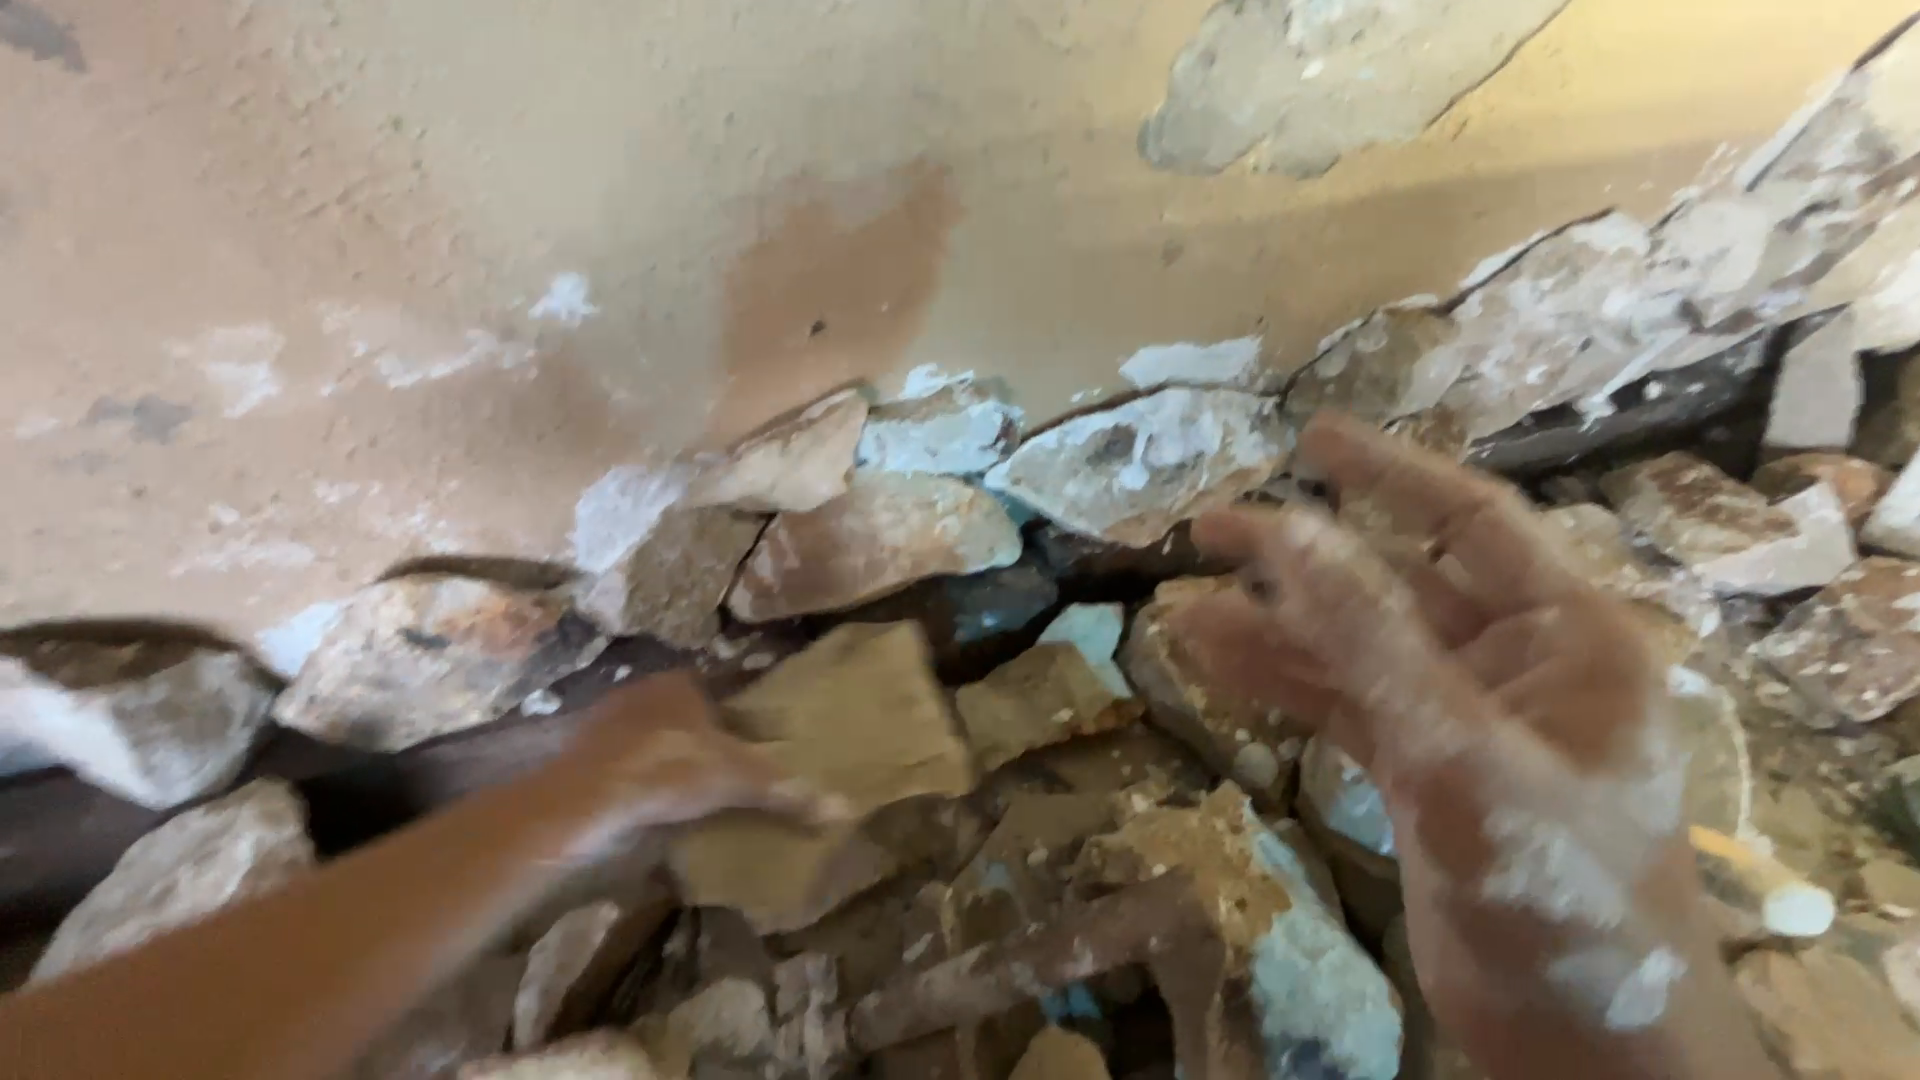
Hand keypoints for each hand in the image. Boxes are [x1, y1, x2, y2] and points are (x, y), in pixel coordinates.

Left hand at [558, 672, 845, 834]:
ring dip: (667, 756)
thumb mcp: (737, 780)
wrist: (583, 799)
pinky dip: (636, 777)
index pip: (723, 686)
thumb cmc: (668, 770)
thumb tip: (841, 809)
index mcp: (683, 683)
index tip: (754, 736)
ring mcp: (607, 719)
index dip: (740, 711)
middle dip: (703, 736)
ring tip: (690, 790)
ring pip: (651, 734)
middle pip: (687, 711)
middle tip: (727, 768)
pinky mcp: (581, 753)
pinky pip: (622, 760)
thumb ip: (785, 791)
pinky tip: (648, 802)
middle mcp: (644, 690)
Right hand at [1170, 414, 1771, 1077]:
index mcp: (1564, 634)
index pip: (1467, 521)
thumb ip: (1371, 642)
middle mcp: (1510, 659)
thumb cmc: (1557, 892)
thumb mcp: (1458, 754)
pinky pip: (1334, 699)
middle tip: (1207, 529)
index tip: (1308, 437)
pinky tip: (1210, 657)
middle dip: (1297, 558)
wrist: (1576, 1041)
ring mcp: (1454, 712)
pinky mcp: (1413, 762)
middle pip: (1386, 582)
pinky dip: (1274, 678)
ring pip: (1347, 645)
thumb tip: (1288, 533)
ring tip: (1184, 606)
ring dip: (1268, 626)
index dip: (1386, 472)